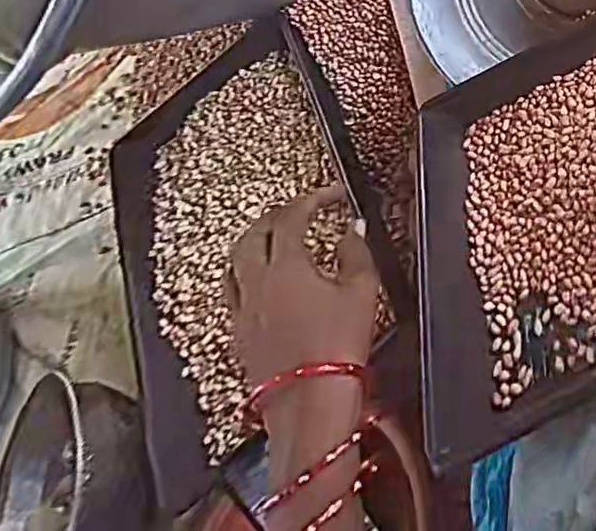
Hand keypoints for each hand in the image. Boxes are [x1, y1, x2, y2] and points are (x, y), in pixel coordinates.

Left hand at [227, 185, 379, 428]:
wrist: (312, 401)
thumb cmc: (338, 344)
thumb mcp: (362, 288)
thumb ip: (356, 252)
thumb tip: (353, 230)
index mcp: (285, 267)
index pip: (291, 218)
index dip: (312, 199)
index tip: (331, 194)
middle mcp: (255, 285)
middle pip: (253, 235)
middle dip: (278, 215)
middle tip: (301, 208)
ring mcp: (242, 312)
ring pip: (235, 263)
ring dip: (255, 241)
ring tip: (274, 236)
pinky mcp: (240, 336)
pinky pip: (234, 292)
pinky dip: (247, 273)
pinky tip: (264, 280)